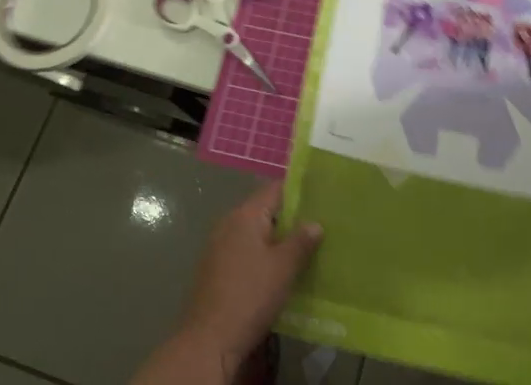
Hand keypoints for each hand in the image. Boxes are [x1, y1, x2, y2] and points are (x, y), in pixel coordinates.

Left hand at [176, 180, 323, 372]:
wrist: (209, 340)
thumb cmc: (250, 295)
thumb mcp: (284, 268)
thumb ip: (301, 241)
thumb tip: (314, 223)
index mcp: (245, 215)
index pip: (274, 190)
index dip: (298, 192)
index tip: (320, 200)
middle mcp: (228, 224)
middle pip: (263, 211)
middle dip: (289, 219)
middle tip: (318, 228)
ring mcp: (218, 247)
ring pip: (254, 234)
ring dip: (275, 240)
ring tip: (303, 251)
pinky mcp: (215, 269)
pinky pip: (244, 252)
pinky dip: (261, 256)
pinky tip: (277, 272)